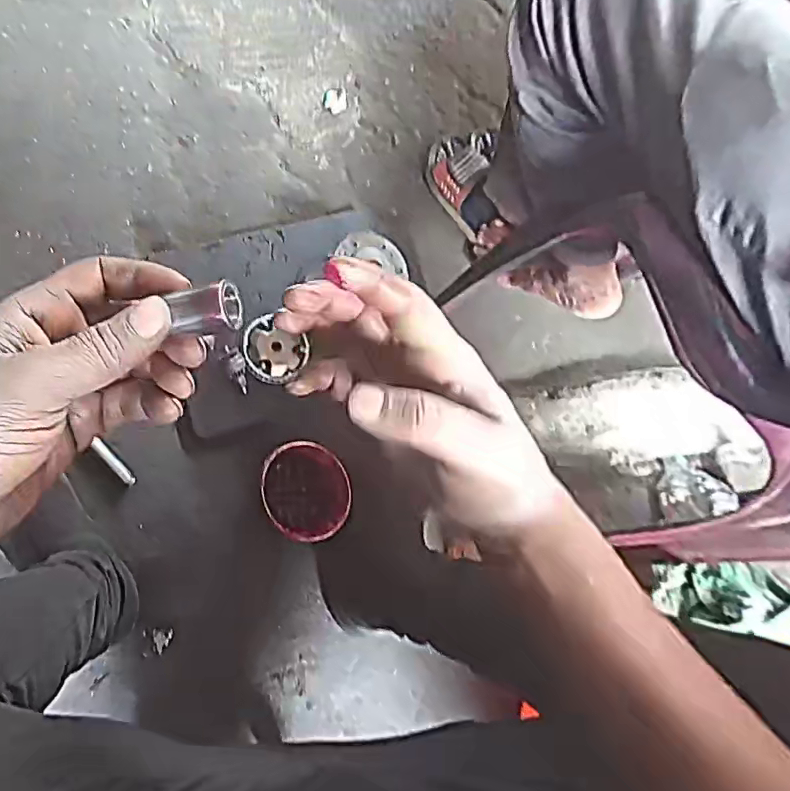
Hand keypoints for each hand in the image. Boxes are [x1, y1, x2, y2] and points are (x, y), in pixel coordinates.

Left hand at [0, 257, 205, 560]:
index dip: (143, 281)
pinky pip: (124, 404)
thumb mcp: (39, 381)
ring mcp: (66, 387)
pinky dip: (149, 404)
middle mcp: (52, 347)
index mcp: (32, 318)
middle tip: (192, 348)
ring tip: (180, 384)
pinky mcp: (75, 424)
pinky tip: (163, 410)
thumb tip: (156, 315)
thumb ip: (103, 348)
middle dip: (161, 334)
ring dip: (160, 372)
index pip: (98, 281)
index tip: (183, 293)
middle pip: (121, 325)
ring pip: (128, 366)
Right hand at [274, 257, 573, 553]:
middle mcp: (417, 364)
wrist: (502, 518)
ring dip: (318, 331)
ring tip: (287, 329)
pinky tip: (300, 380)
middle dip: (330, 302)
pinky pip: (342, 379)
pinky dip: (317, 373)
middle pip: (368, 317)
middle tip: (293, 302)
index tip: (334, 273)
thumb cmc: (501, 477)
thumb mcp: (468, 446)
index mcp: (446, 359)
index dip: (369, 284)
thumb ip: (415, 419)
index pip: (404, 307)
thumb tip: (358, 398)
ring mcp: (397, 386)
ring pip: (350, 341)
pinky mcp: (382, 410)